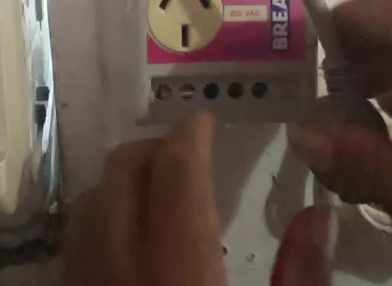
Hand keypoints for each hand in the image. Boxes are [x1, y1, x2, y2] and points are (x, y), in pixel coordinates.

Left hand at [66, 113, 335, 285]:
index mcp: (176, 273)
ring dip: (123, 185)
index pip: (176, 175)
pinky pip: (74, 244)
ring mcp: (82, 283)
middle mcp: (118, 268)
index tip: (206, 121)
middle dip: (155, 151)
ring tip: (163, 195)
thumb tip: (317, 218)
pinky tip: (133, 242)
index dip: (192, 138)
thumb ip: (298, 278)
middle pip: (122, 175)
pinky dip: (101, 221)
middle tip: (191, 155)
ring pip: (89, 204)